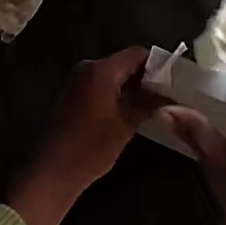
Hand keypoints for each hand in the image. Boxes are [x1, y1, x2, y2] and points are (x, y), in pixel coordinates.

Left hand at [8, 46, 151, 224]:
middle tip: (166, 90)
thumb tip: (168, 94)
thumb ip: (147, 103)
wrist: (51, 171)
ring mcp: (76, 79)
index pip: (136, 53)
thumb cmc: (90, 147)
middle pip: (123, 61)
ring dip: (130, 84)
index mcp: (101, 70)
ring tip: (151, 101)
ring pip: (111, 73)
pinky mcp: (71, 92)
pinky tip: (128, 108)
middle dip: (145, 74)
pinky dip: (115, 90)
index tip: (174, 76)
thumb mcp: (125, 125)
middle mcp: (87, 66)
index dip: (157, 62)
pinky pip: (99, 83)